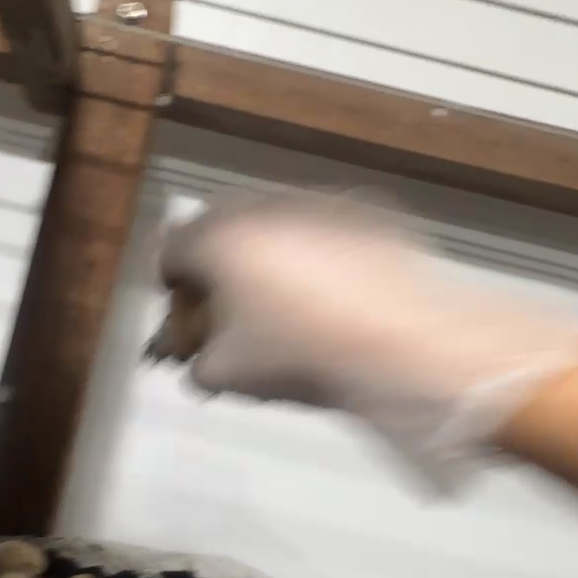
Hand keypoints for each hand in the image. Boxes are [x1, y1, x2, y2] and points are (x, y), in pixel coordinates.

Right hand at [147, 189, 577, 491]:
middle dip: (220, 276)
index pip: (170, 253)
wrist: (408, 342)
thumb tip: (199, 359)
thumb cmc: (301, 355)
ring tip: (289, 311)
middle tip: (235, 320)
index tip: (191, 324)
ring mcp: (319, 200)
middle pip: (221, 234)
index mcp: (218, 237)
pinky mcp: (368, 210)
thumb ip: (194, 363)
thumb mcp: (227, 376)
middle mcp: (262, 204)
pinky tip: (336, 299)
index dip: (174, 294)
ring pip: (273, 229)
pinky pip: (323, 232)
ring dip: (267, 264)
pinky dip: (316, 259)